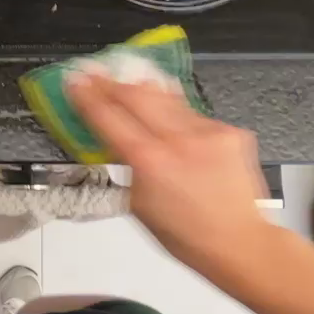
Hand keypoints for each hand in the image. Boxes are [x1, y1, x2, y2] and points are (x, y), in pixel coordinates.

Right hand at [69, 75, 273, 272]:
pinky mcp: (228, 131)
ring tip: (123, 80)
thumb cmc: (185, 234)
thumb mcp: (136, 203)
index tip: (75, 82)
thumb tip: (112, 139)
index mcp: (150, 161)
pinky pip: (190, 112)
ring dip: (140, 88)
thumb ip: (124, 164)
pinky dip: (172, 109)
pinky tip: (162, 108)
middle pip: (136, 95)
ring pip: (165, 97)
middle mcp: (179, 140)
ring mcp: (208, 132)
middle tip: (94, 73)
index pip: (108, 117)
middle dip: (110, 82)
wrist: (237, 240)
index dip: (87, 96)